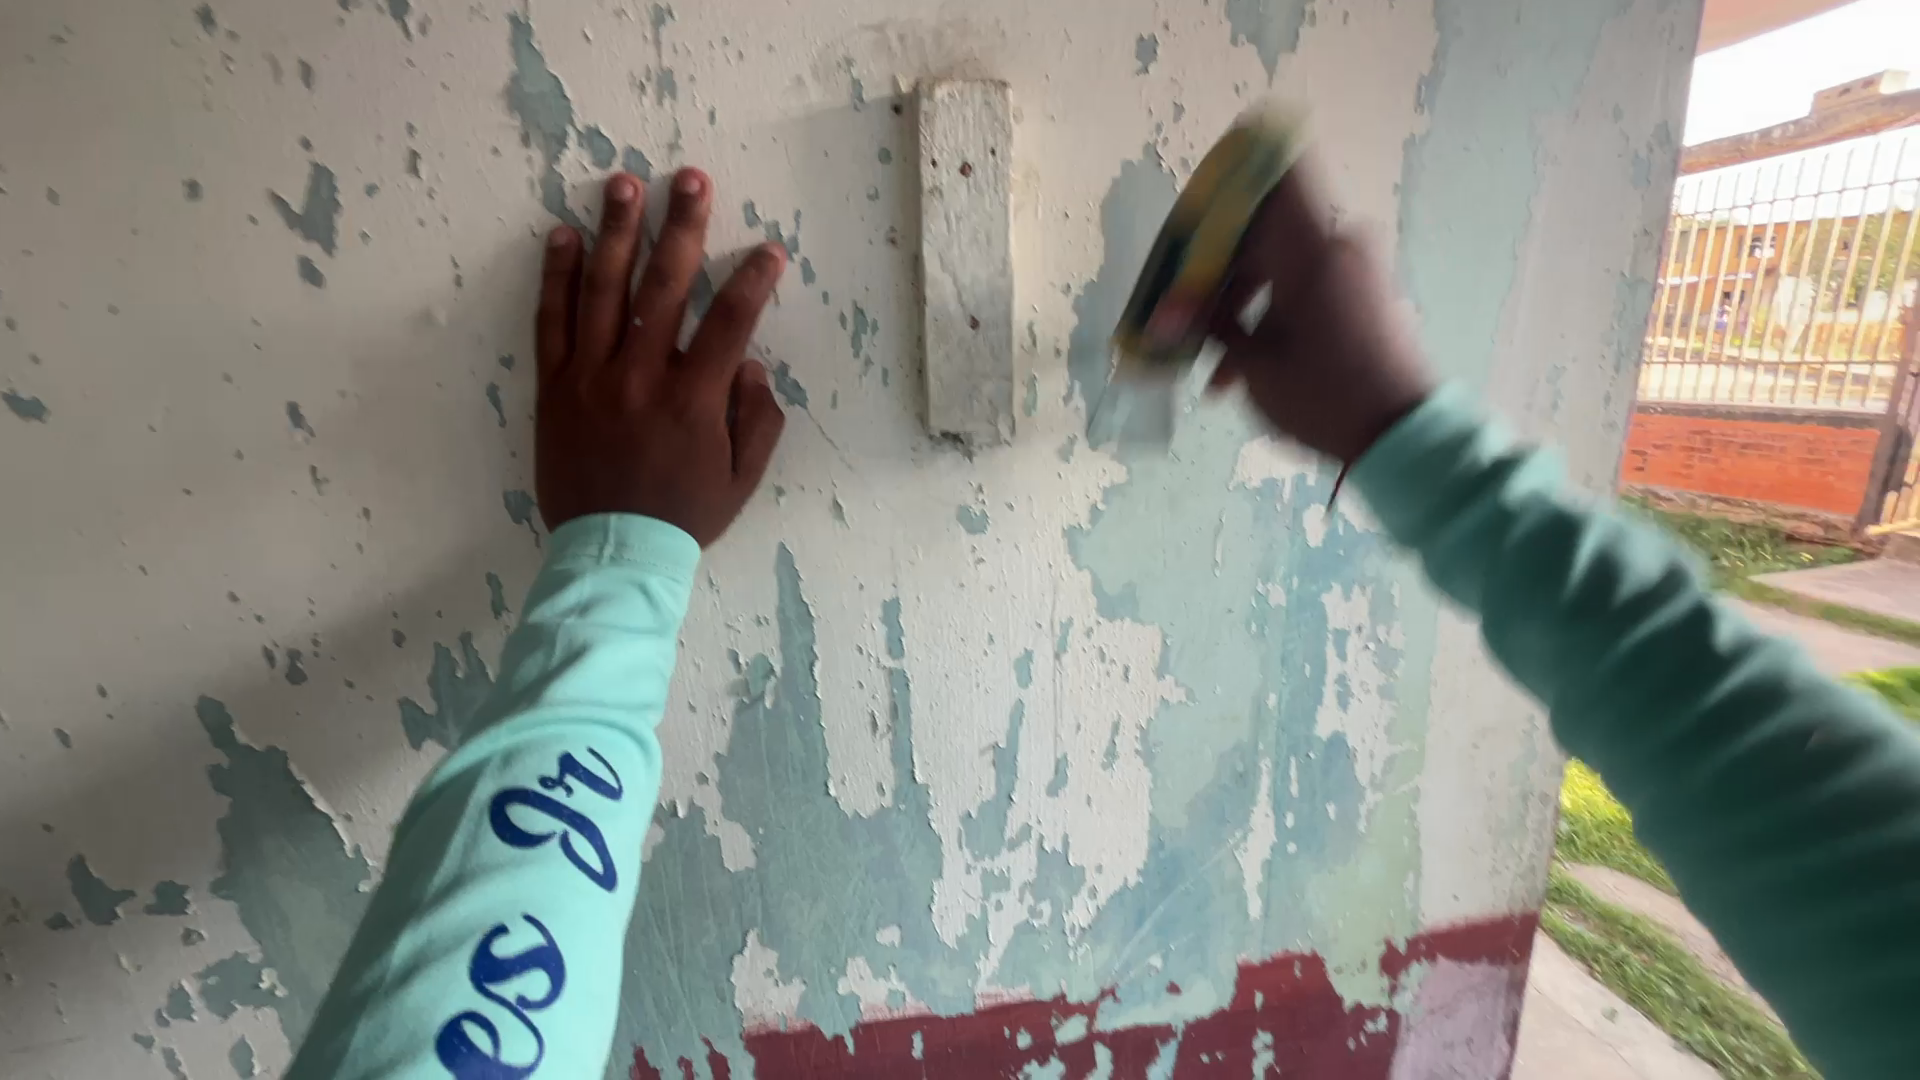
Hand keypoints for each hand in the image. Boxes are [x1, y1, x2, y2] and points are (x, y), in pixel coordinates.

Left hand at [535, 169, 787, 545]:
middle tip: (691, 178)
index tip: (769, 250)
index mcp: (694, 400)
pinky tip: (563, 236)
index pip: (729, 324)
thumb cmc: (685, 515)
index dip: (753, 282)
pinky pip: (551, 323)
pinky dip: (556, 278)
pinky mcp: (555, 387)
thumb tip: (751, 365)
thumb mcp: (742, 479)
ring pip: (604, 292)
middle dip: (684, 229)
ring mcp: (592, 377)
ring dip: (617, 233)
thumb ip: (757, 421)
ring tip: (625, 184)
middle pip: (664, 288)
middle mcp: (642, 376)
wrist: (614, 550)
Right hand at [1206, 160, 1434, 463]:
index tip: (1193, 222)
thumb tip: (1164, 314)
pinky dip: (1267, 317)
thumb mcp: (1255, 364)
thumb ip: (1211, 326)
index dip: (1230, 184)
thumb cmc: (1322, 395)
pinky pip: (1299, 288)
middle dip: (1215, 272)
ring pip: (1275, 267)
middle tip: (1181, 313)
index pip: (1274, 176)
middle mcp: (1337, 244)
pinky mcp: (1358, 294)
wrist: (1398, 433)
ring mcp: (1351, 269)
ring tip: (1211, 367)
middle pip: (1262, 230)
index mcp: (1313, 248)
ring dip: (1236, 308)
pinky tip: (1237, 372)